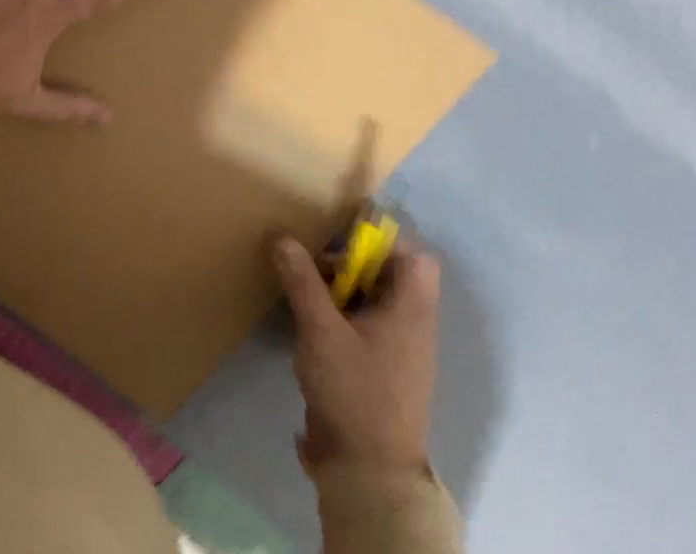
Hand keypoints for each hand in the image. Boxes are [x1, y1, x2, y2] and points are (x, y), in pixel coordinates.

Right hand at [271, 235, 441, 471]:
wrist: (367, 462)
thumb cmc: (354, 388)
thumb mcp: (321, 329)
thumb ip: (302, 281)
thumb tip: (282, 236)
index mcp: (411, 311)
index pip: (414, 258)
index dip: (381, 239)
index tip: (336, 234)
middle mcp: (410, 325)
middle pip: (390, 275)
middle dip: (349, 261)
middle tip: (307, 260)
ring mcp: (395, 347)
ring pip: (371, 299)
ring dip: (337, 286)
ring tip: (297, 284)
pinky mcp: (375, 365)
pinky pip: (359, 323)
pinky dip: (335, 311)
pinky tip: (303, 318)